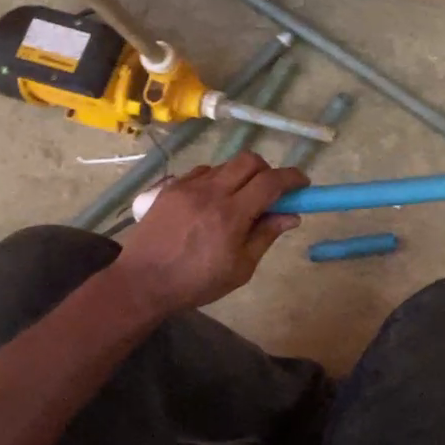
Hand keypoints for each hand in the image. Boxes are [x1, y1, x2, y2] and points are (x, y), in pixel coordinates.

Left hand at [107, 153, 306, 315]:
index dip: (292, 178)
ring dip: (241, 176)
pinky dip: (216, 180)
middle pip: (250, 161)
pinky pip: (202, 172)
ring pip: (225, 165)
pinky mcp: (170, 187)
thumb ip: (266, 236)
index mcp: (230, 215)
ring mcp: (187, 187)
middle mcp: (210, 193)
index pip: (271, 182)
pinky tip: (212, 201)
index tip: (303, 184)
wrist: (141, 283)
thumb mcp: (240, 268)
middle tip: (270, 192)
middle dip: (268, 171)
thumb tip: (291, 216)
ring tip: (238, 200)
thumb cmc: (196, 283)